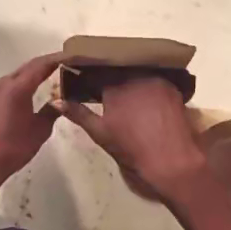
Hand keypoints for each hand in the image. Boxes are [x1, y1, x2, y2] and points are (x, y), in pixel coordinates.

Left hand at [0, 52, 64, 195]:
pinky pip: (14, 81)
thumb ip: (52, 111)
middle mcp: (5, 83)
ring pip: (21, 72)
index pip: (41, 65)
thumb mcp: (40, 129)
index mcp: (18, 88)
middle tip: (69, 60)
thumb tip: (61, 101)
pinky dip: (28, 79)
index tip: (74, 55)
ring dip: (38, 69)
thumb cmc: (15, 146)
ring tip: (57, 69)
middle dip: (49, 61)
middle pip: (30, 66)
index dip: (58, 58)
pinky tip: (38, 84)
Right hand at [58, 75, 209, 202]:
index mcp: (114, 85)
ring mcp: (157, 80)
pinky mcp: (173, 88)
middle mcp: (136, 76)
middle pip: (119, 69)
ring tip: (125, 91)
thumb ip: (78, 113)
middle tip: (104, 88)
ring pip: (138, 72)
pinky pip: (156, 78)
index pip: (97, 71)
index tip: (85, 81)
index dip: (90, 76)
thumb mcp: (100, 132)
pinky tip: (145, 97)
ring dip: (130, 78)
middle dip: (111, 76)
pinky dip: (148, 84)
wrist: (172, 160)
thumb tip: (57, 101)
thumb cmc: (132, 148)